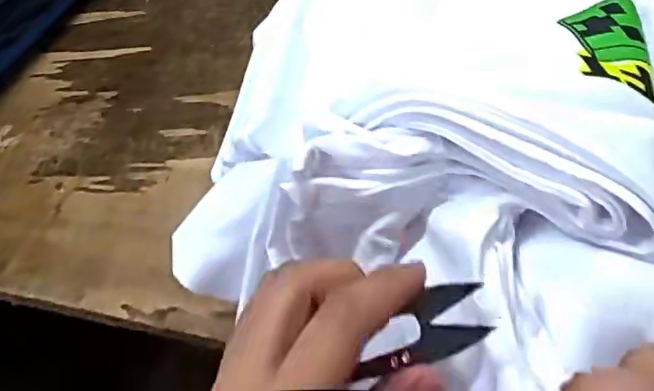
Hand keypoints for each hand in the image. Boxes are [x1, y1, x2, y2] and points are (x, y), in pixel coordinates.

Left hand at [214, 259, 443, 390]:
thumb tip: (431, 368)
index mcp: (285, 386)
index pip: (337, 315)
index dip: (385, 289)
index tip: (420, 273)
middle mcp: (247, 364)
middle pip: (291, 281)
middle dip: (341, 273)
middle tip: (383, 293)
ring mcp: (227, 364)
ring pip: (269, 290)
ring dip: (316, 285)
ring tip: (355, 308)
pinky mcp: (223, 370)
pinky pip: (258, 315)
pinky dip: (293, 307)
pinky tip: (319, 330)